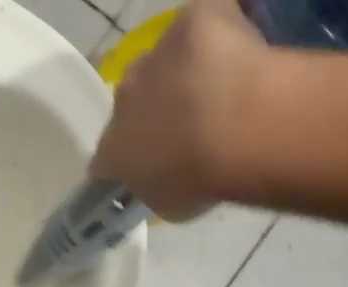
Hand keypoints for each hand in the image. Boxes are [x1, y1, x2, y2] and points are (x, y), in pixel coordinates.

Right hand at [88, 0, 269, 221]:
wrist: (241, 128)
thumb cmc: (203, 180)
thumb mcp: (172, 205)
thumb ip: (158, 187)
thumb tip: (164, 179)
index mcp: (112, 149)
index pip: (106, 156)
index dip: (129, 157)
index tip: (154, 162)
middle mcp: (123, 99)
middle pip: (133, 98)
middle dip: (155, 107)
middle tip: (193, 121)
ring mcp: (155, 56)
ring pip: (164, 59)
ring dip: (183, 69)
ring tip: (222, 83)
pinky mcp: (193, 19)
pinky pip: (203, 19)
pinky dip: (219, 29)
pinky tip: (241, 48)